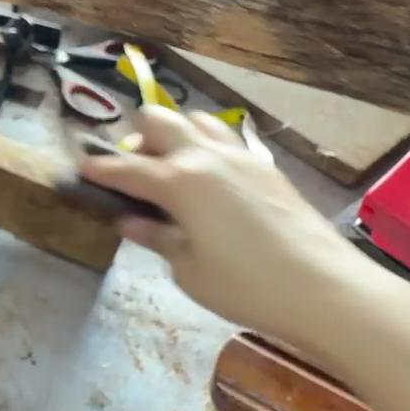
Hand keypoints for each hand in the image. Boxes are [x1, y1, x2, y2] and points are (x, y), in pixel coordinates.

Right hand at [79, 106, 371, 345]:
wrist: (330, 291)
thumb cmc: (248, 287)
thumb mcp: (189, 271)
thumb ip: (156, 238)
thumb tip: (131, 221)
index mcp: (178, 181)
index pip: (124, 168)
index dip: (98, 169)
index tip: (79, 169)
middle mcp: (204, 156)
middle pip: (158, 120)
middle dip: (137, 138)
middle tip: (135, 172)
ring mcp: (239, 156)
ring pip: (195, 119)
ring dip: (176, 134)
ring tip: (173, 168)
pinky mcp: (266, 166)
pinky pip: (225, 138)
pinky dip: (207, 147)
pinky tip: (210, 180)